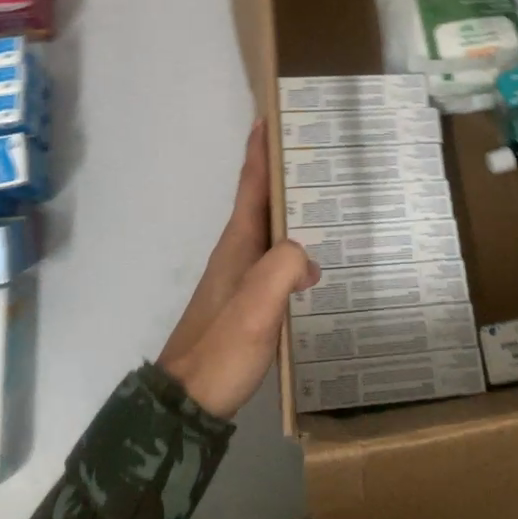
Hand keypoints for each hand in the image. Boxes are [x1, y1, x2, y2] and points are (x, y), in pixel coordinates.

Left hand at [159, 120, 319, 417]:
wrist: (188, 402)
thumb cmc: (221, 346)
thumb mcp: (258, 304)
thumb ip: (285, 268)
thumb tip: (309, 259)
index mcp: (237, 243)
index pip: (251, 184)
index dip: (259, 150)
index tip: (269, 116)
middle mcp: (238, 252)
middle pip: (263, 202)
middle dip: (284, 173)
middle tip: (319, 152)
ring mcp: (241, 278)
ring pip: (272, 232)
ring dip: (293, 211)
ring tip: (329, 201)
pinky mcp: (248, 303)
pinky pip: (278, 262)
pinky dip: (297, 249)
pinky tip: (318, 263)